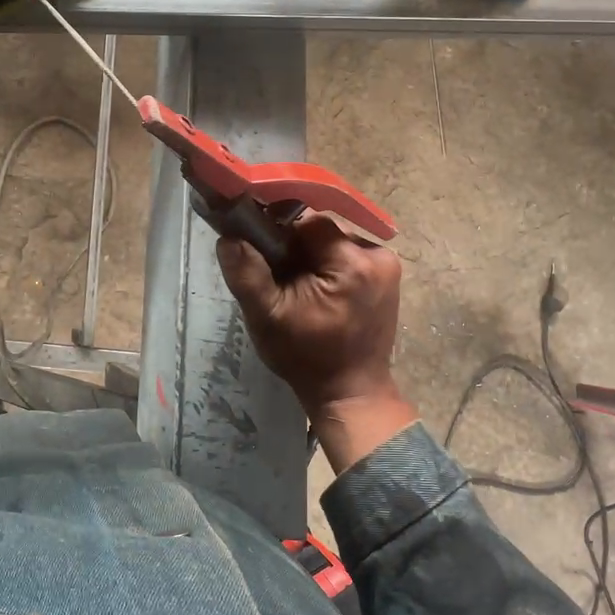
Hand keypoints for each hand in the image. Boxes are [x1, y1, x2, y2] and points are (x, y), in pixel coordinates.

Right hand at [216, 212, 416, 472]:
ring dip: (309, 254)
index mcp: (352, 262)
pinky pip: (345, 254)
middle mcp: (377, 256)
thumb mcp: (266, 316)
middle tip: (275, 272)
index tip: (260, 250)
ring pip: (332, 240)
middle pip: (321, 229)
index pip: (306, 220)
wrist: (351, 394)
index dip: (277, 230)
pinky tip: (313, 289)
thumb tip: (228, 237)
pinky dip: (325, 264)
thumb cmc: (307, 357)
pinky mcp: (385, 278)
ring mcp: (386, 267)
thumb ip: (246, 273)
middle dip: (294, 245)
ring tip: (294, 283)